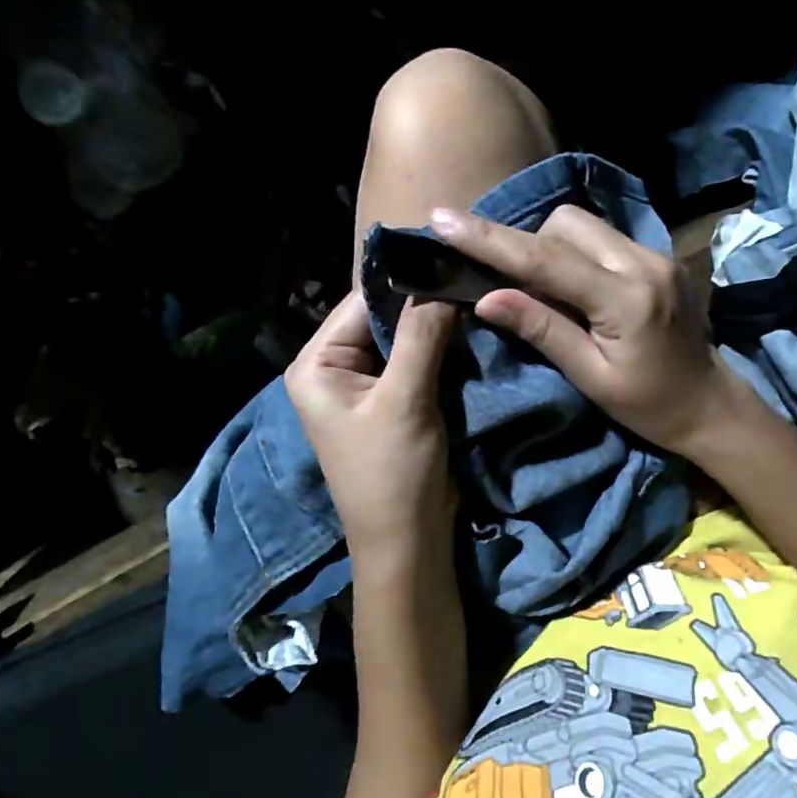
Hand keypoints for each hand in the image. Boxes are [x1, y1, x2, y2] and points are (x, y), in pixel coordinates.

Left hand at [286, 290, 459, 556]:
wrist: (409, 540)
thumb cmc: (393, 473)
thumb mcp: (405, 400)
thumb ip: (420, 337)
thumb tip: (441, 278)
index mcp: (317, 364)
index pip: (362, 300)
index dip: (407, 279)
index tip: (454, 257)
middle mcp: (336, 368)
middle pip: (384, 317)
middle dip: (427, 304)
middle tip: (473, 278)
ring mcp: (368, 386)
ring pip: (406, 339)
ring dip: (439, 328)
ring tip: (478, 300)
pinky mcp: (396, 403)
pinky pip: (419, 363)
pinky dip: (443, 352)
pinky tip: (472, 336)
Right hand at [429, 204, 745, 453]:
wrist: (710, 404)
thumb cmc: (650, 406)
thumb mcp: (592, 376)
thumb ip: (543, 330)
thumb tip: (487, 298)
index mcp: (627, 300)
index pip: (546, 259)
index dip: (491, 239)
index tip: (444, 220)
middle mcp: (645, 264)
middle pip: (567, 224)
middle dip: (531, 246)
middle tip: (521, 290)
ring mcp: (658, 256)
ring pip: (587, 225)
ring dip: (555, 248)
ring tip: (551, 293)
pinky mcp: (662, 258)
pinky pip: (607, 238)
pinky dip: (580, 255)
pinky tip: (580, 288)